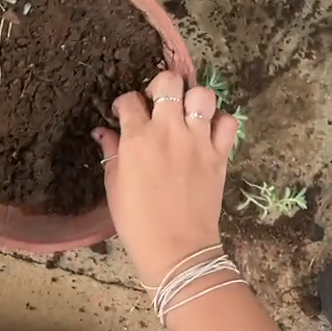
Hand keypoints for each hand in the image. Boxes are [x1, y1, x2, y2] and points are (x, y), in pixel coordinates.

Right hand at [92, 70, 238, 284]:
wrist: (176, 248)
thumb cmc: (137, 220)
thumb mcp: (114, 185)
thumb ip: (111, 152)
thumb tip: (104, 131)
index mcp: (137, 138)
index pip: (129, 100)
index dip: (123, 103)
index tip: (123, 114)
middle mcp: (168, 131)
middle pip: (168, 82)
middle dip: (160, 85)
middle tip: (157, 103)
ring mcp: (197, 140)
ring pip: (202, 94)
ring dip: (192, 98)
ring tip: (185, 113)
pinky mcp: (219, 154)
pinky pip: (227, 122)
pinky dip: (219, 122)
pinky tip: (207, 131)